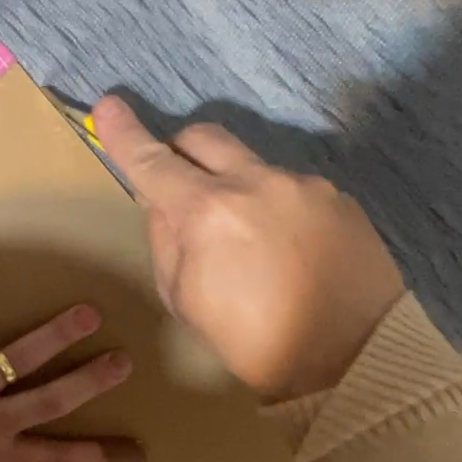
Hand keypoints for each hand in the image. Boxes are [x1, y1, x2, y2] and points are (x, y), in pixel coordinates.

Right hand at [91, 96, 405, 401]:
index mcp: (208, 213)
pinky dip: (268, 206)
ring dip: (229, 186)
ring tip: (241, 242)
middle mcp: (257, 183)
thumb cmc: (248, 338)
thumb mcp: (182, 298)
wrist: (354, 354)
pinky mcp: (338, 197)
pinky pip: (285, 187)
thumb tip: (165, 205)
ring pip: (248, 164)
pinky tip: (280, 248)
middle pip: (204, 136)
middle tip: (174, 185)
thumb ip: (167, 240)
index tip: (107, 107)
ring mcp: (304, 185)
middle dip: (179, 151)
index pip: (153, 162)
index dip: (124, 134)